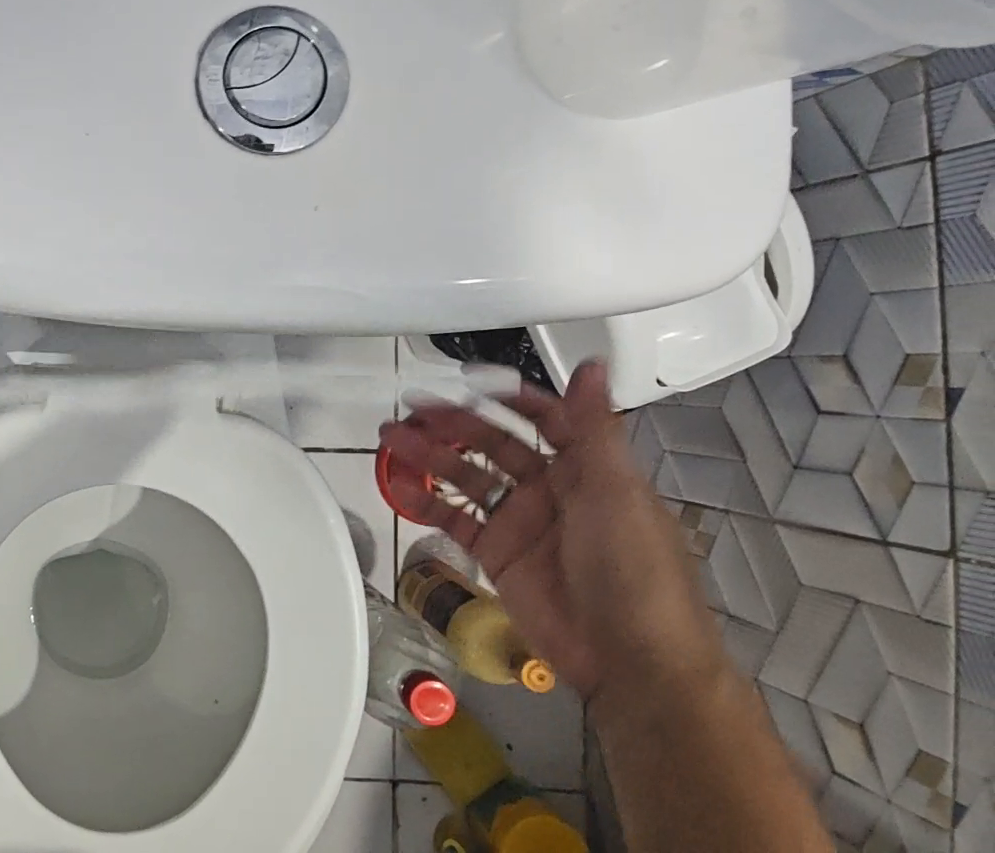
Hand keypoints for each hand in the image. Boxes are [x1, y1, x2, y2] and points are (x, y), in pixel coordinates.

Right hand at [377, 361, 727, 703]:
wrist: (628, 658)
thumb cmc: (634, 570)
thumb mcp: (617, 493)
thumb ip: (593, 428)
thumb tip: (591, 366)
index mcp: (587, 470)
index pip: (545, 420)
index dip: (509, 399)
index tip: (469, 384)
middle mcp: (550, 490)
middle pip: (494, 444)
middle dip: (454, 423)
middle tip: (412, 408)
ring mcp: (520, 522)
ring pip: (467, 477)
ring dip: (429, 456)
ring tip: (391, 439)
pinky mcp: (496, 554)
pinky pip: (454, 520)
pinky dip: (425, 503)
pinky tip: (399, 488)